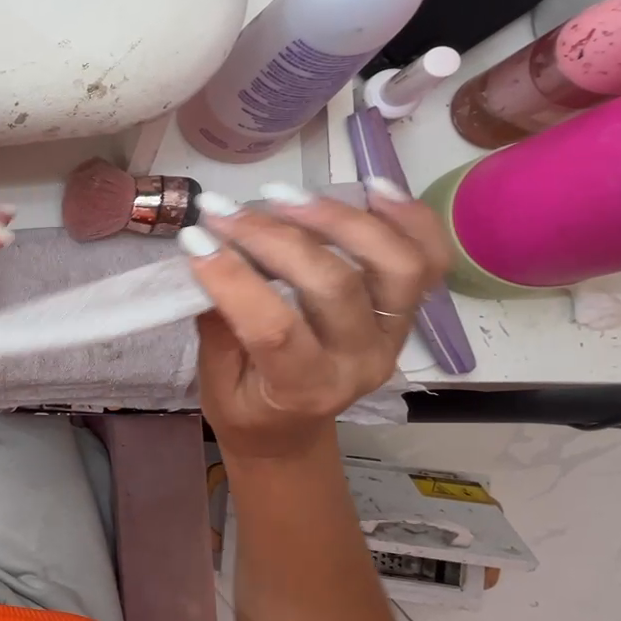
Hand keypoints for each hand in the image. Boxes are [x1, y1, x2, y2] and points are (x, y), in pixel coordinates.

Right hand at [184, 179, 451, 460]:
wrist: (291, 432)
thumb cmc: (245, 410)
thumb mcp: (215, 383)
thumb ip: (220, 327)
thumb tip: (211, 260)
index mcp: (303, 388)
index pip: (274, 327)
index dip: (233, 278)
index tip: (193, 239)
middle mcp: (360, 361)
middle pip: (334, 285)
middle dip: (273, 238)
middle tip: (224, 210)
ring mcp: (393, 336)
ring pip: (394, 265)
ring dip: (339, 220)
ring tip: (286, 195)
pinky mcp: (408, 315)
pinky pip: (427, 260)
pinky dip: (407, 218)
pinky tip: (370, 188)